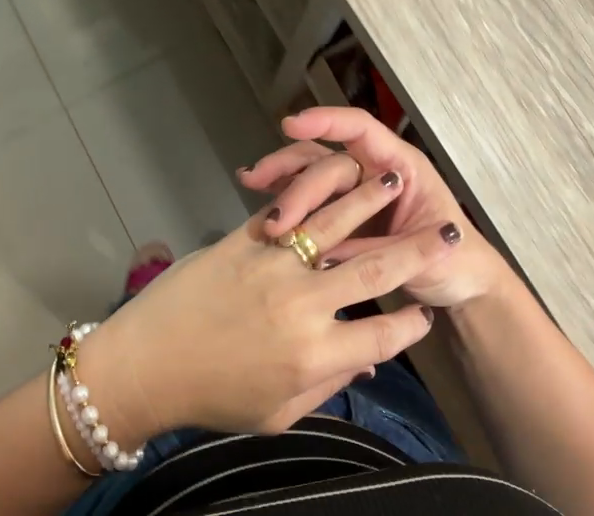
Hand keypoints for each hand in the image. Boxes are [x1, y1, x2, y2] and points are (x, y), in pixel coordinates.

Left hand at [81, 182, 458, 439]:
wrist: (147, 363)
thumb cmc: (212, 397)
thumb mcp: (276, 412)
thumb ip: (327, 384)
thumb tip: (367, 361)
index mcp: (313, 355)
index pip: (382, 336)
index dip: (411, 326)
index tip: (428, 315)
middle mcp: (302, 306)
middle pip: (374, 271)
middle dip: (417, 250)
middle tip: (446, 233)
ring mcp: (272, 266)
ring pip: (334, 225)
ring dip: (369, 199)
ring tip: (394, 180)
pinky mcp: (243, 240)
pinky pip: (287, 214)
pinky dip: (313, 196)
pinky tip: (333, 181)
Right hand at [242, 107, 515, 309]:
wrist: (465, 288)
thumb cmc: (454, 264)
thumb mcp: (418, 260)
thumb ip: (370, 252)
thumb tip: (323, 253)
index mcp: (401, 168)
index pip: (361, 129)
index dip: (327, 120)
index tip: (291, 125)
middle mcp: (375, 171)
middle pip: (326, 157)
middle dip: (294, 175)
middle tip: (268, 204)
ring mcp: (357, 191)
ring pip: (312, 171)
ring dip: (282, 175)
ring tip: (250, 181)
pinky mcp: (345, 213)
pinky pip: (312, 197)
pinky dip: (286, 193)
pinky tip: (259, 198)